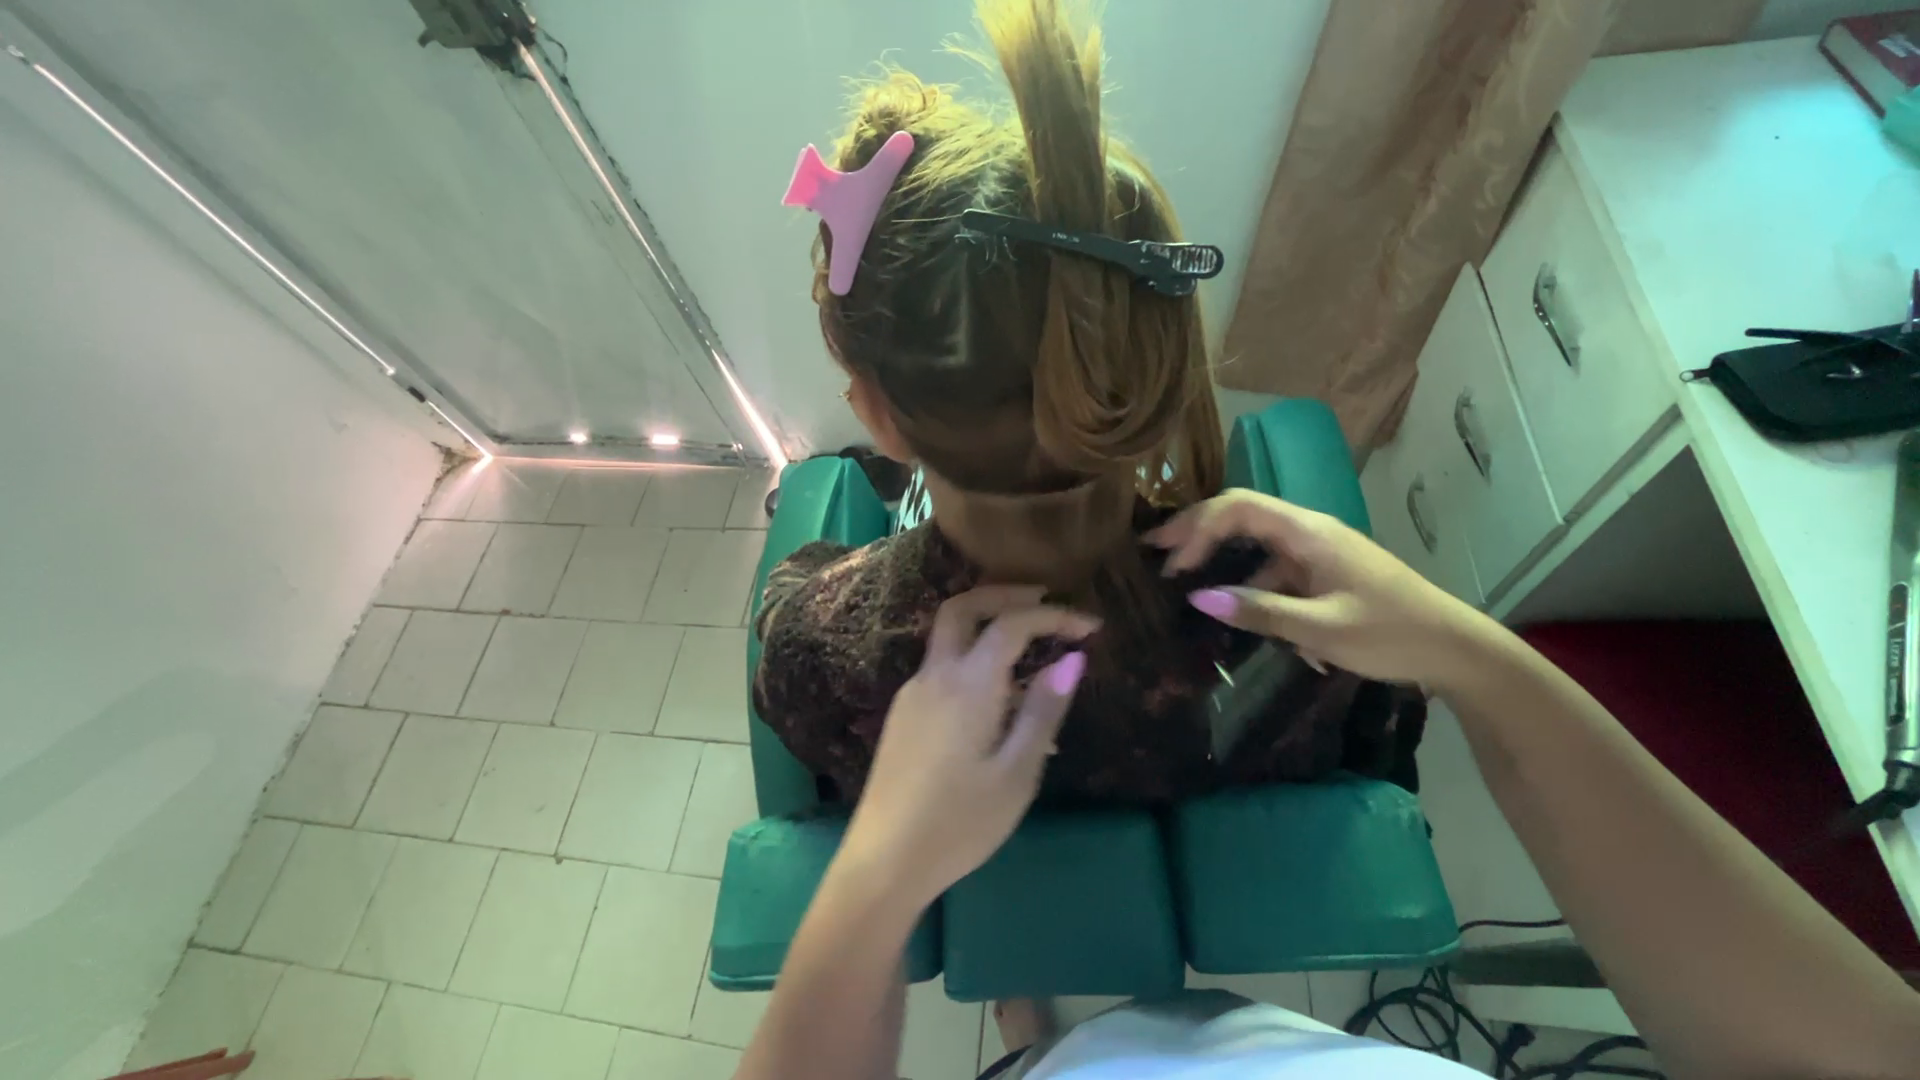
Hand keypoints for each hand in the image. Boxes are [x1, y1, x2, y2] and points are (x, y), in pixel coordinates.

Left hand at [841, 586, 1095, 907]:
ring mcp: (913, 694)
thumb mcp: (1017, 773)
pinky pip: (943, 670)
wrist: (884, 861)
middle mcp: (934, 676)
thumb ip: (1044, 710)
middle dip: (1005, 594)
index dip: (1054, 616)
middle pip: (962, 607)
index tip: (1090, 627)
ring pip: (949, 637)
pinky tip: (1000, 703)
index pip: (1011, 623)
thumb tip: (1073, 658)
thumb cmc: (960, 823)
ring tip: (1034, 656)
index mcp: (967, 684)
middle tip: (1047, 601)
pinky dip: (974, 661)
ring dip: (988, 627)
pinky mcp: (904, 715)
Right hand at [1147, 489, 1493, 690]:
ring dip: (1220, 560)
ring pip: (1256, 544)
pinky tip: (1237, 614)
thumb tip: (1197, 598)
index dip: (1197, 527)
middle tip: (1155, 553)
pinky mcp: (1324, 572)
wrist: (1456, 649)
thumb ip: (1258, 611)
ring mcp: (1318, 551)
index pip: (1238, 508)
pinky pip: (1275, 569)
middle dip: (1196, 532)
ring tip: (1185, 585)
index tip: (1169, 562)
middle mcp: (1309, 530)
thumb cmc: (1390, 634)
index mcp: (1309, 531)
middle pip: (1241, 516)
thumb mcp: (1319, 628)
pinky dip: (1249, 585)